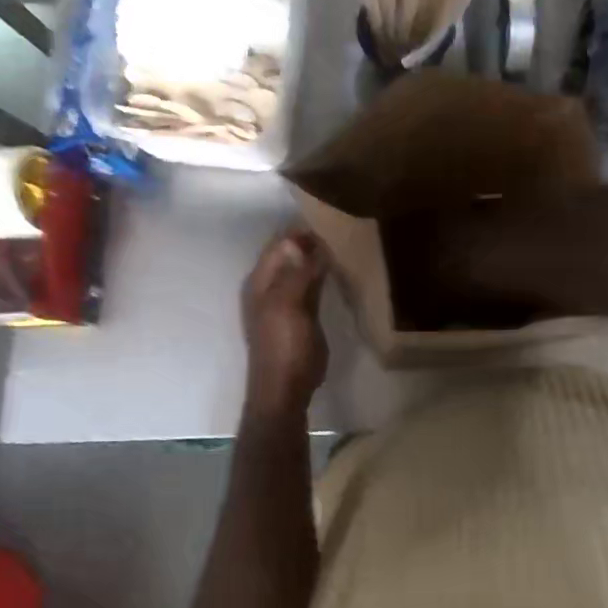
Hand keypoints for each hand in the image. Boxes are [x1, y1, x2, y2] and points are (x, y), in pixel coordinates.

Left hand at [242, 228, 329, 415]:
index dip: (300, 231)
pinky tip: (340, 271)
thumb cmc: (285, 348)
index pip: (280, 243)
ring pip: (300, 269)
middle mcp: (270, 287)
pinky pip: (310, 286)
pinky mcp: (300, 316)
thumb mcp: (288, 306)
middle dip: (311, 242)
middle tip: (344, 228)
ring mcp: (285, 302)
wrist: (285, 390)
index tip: (331, 218)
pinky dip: (322, 276)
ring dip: (317, 258)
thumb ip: (296, 273)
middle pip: (289, 255)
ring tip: (346, 244)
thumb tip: (303, 241)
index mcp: (261, 282)